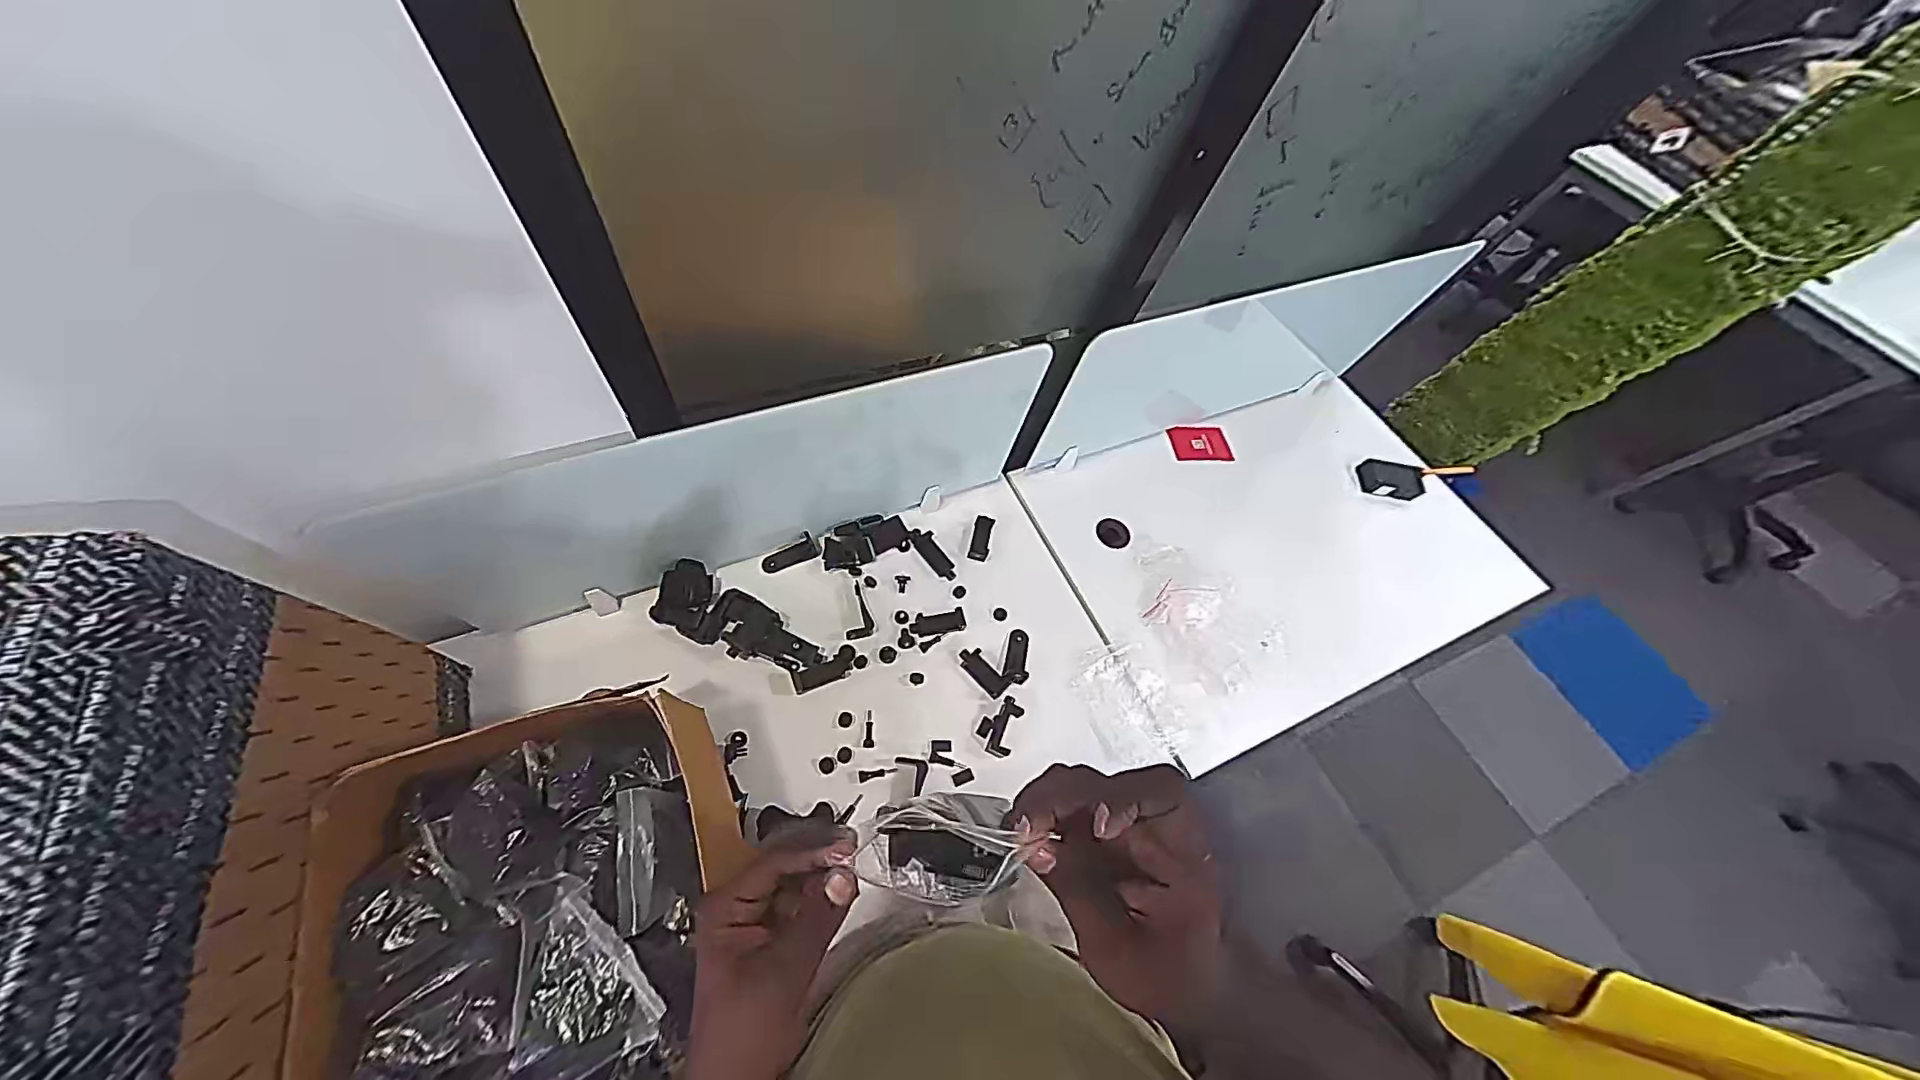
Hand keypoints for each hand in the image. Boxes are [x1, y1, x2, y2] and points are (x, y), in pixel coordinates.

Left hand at [689, 830, 858, 1079]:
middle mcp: (735, 908)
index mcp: (723, 908)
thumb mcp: (785, 971)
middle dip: (819, 858)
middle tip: (851, 849)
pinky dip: (822, 897)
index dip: (812, 852)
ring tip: (850, 866)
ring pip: (794, 884)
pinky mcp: (771, 938)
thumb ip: (817, 918)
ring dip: (823, 875)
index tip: (844, 847)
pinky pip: (800, 905)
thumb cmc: (740, 1037)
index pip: (773, 862)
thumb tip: (842, 876)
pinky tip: (840, 891)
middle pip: (783, 867)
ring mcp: (753, 923)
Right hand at [1012, 764, 1221, 1029]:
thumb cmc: (1167, 979)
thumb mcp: (1119, 949)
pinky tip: (1026, 836)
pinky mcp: (1100, 833)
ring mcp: (1125, 826)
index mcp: (1180, 851)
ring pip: (1081, 786)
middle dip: (1060, 796)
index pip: (1161, 792)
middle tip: (1026, 827)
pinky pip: (1068, 806)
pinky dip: (1042, 813)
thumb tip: (1039, 846)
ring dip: (1045, 801)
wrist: (1182, 999)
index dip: (1123, 797)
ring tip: (1021, 833)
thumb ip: (1079, 891)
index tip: (1096, 828)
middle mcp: (1152, 826)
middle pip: (1106, 782)